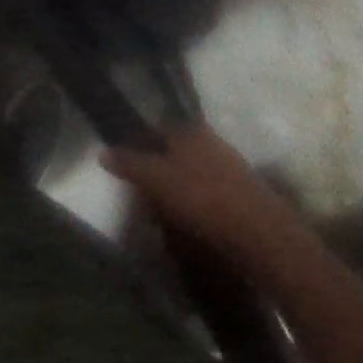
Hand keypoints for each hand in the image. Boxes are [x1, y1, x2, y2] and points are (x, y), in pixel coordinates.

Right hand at [101, 122, 276, 246]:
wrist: (261, 235)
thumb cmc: (201, 198)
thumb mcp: (155, 179)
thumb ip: (128, 164)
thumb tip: (102, 152)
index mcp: (189, 131)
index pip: (155, 128)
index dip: (136, 144)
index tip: (122, 163)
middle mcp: (211, 141)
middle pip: (174, 150)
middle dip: (156, 166)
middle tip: (139, 191)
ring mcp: (230, 166)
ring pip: (192, 171)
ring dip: (176, 187)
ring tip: (160, 210)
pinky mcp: (243, 193)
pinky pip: (208, 192)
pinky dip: (194, 202)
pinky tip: (187, 220)